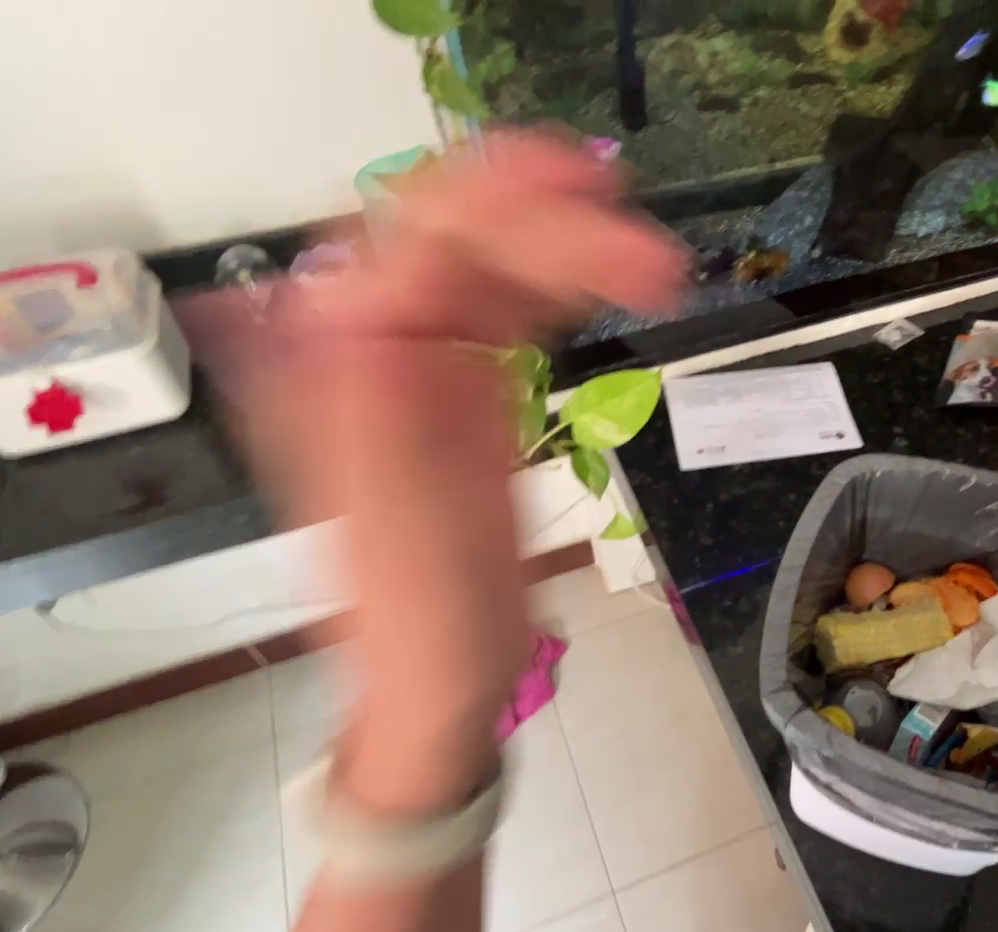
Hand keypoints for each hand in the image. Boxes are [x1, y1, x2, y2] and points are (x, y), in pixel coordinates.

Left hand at [222, 132, 688, 811]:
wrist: (441, 674)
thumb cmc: (418, 614)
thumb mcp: (398, 515)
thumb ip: (377, 398)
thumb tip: (363, 282)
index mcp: (341, 364)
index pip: (415, 243)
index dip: (499, 201)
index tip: (590, 191)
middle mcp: (376, 348)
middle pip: (462, 243)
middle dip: (555, 229)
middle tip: (651, 254)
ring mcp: (427, 367)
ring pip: (496, 268)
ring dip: (573, 254)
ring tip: (656, 269)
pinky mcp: (473, 394)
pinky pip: (516, 312)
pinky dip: (567, 289)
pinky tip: (612, 285)